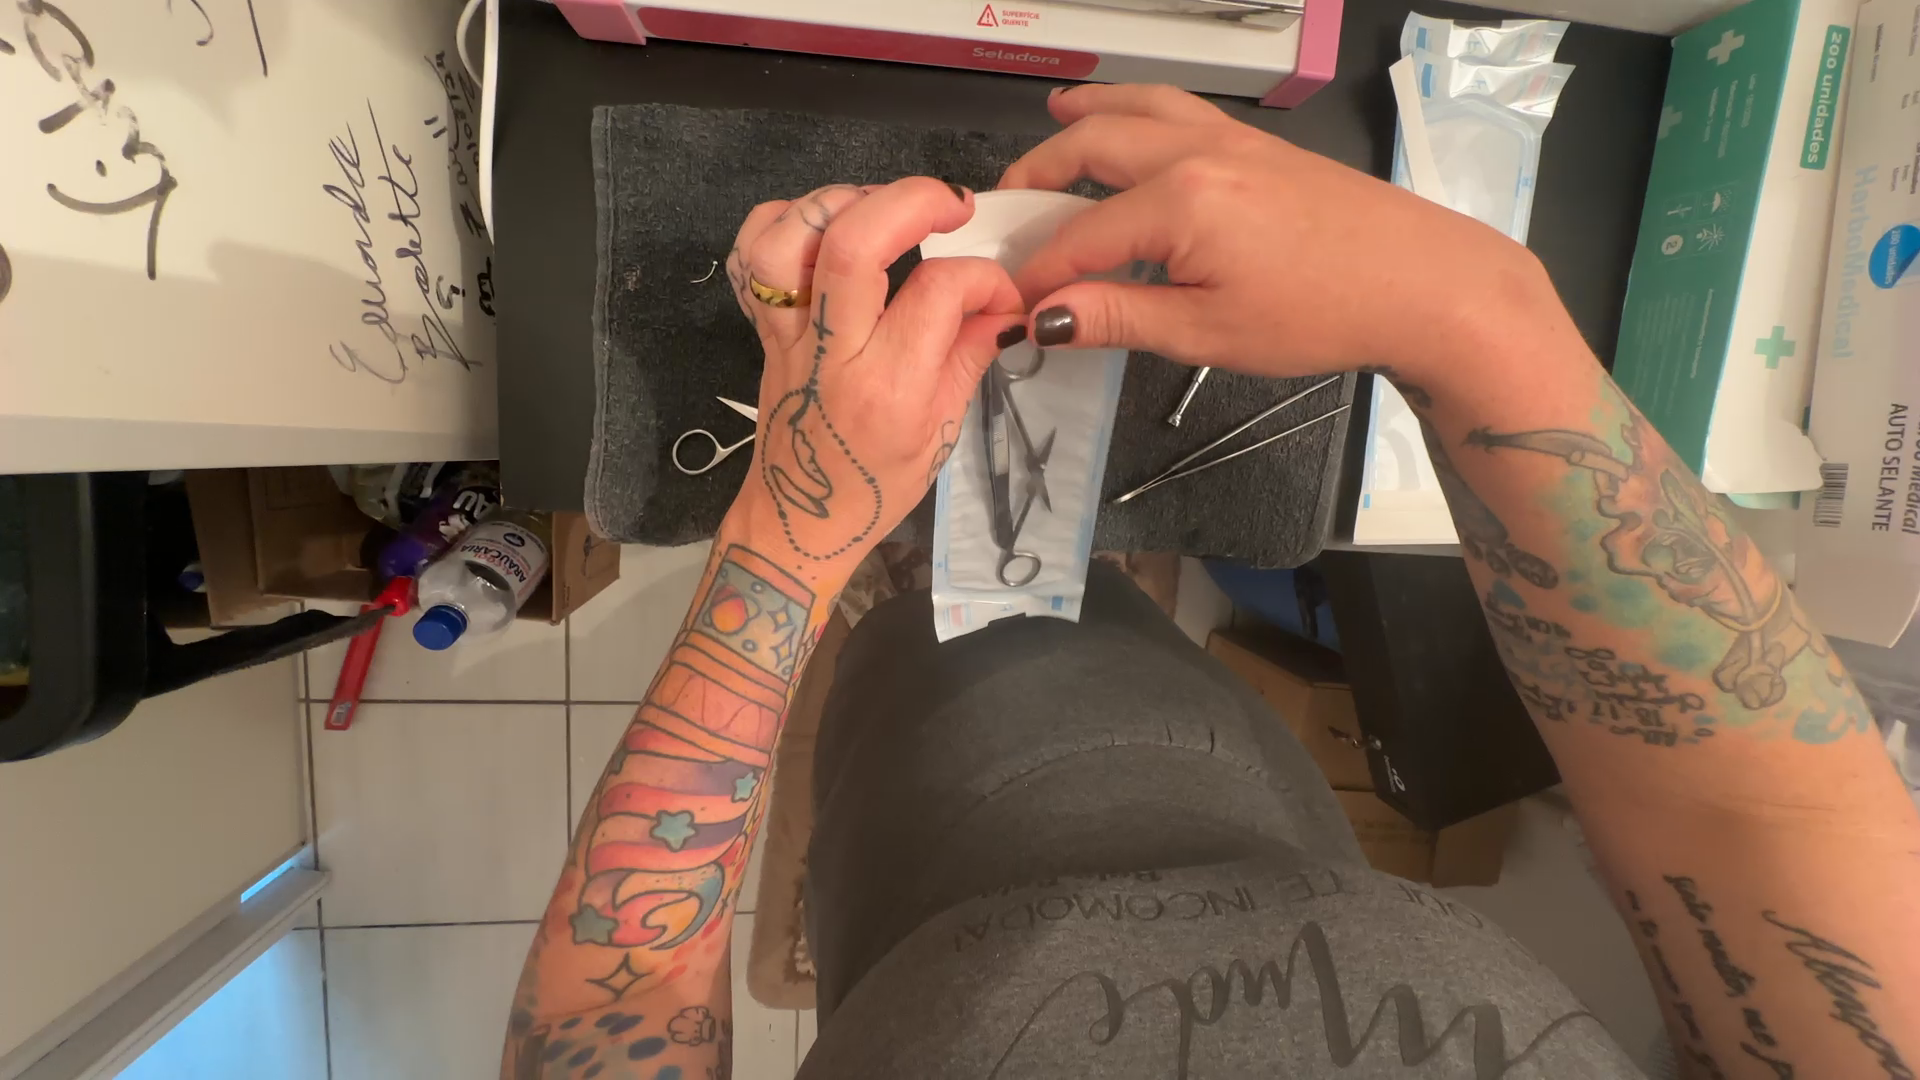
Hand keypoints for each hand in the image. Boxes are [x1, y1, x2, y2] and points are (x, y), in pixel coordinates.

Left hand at [722, 178, 1024, 573]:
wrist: (798, 521)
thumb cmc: (876, 489)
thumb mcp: (941, 433)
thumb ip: (970, 357)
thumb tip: (1005, 308)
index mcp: (888, 389)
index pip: (938, 292)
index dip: (983, 276)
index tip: (1001, 294)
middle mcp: (832, 354)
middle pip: (853, 242)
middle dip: (912, 200)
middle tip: (953, 206)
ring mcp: (788, 338)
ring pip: (790, 237)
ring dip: (842, 201)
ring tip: (883, 210)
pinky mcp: (764, 331)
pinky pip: (752, 257)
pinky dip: (786, 222)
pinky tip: (826, 228)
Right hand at [999, 84, 1557, 382]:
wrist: (1422, 283)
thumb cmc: (1314, 314)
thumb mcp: (1202, 331)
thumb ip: (1115, 317)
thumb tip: (1043, 320)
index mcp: (1178, 202)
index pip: (1078, 237)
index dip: (1038, 275)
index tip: (1013, 306)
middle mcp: (1196, 152)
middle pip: (1092, 147)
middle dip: (1038, 176)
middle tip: (1006, 210)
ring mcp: (1230, 139)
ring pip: (1137, 108)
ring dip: (1086, 117)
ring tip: (1052, 120)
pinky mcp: (1256, 145)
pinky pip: (1177, 109)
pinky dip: (1136, 109)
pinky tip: (1130, 122)